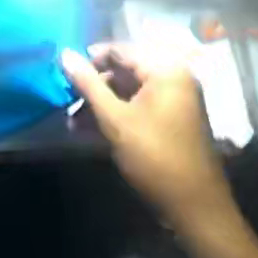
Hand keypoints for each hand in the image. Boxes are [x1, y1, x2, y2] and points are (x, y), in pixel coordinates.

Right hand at [62, 43, 231, 227]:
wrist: (195, 208)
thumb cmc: (155, 157)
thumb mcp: (116, 121)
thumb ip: (89, 85)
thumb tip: (65, 54)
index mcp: (165, 69)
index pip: (120, 50)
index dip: (89, 60)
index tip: (63, 74)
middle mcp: (174, 77)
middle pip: (125, 70)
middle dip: (94, 87)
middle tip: (66, 101)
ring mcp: (175, 99)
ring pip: (130, 91)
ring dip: (102, 104)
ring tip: (72, 122)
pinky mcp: (172, 119)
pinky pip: (139, 106)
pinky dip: (117, 115)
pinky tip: (90, 131)